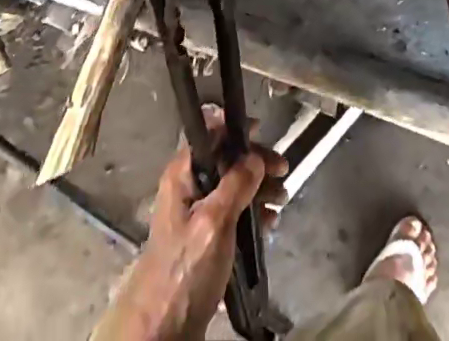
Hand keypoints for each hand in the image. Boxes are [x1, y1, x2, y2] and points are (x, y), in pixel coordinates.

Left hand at [96, 109, 286, 340]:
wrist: (165, 322)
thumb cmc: (187, 266)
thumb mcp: (214, 222)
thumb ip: (235, 185)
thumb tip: (254, 156)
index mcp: (182, 174)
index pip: (206, 134)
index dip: (231, 127)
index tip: (260, 129)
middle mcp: (187, 186)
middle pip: (224, 159)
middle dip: (254, 161)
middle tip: (283, 169)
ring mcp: (196, 212)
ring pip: (231, 186)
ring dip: (258, 187)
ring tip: (282, 198)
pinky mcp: (205, 237)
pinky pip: (232, 213)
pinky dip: (252, 211)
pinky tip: (270, 221)